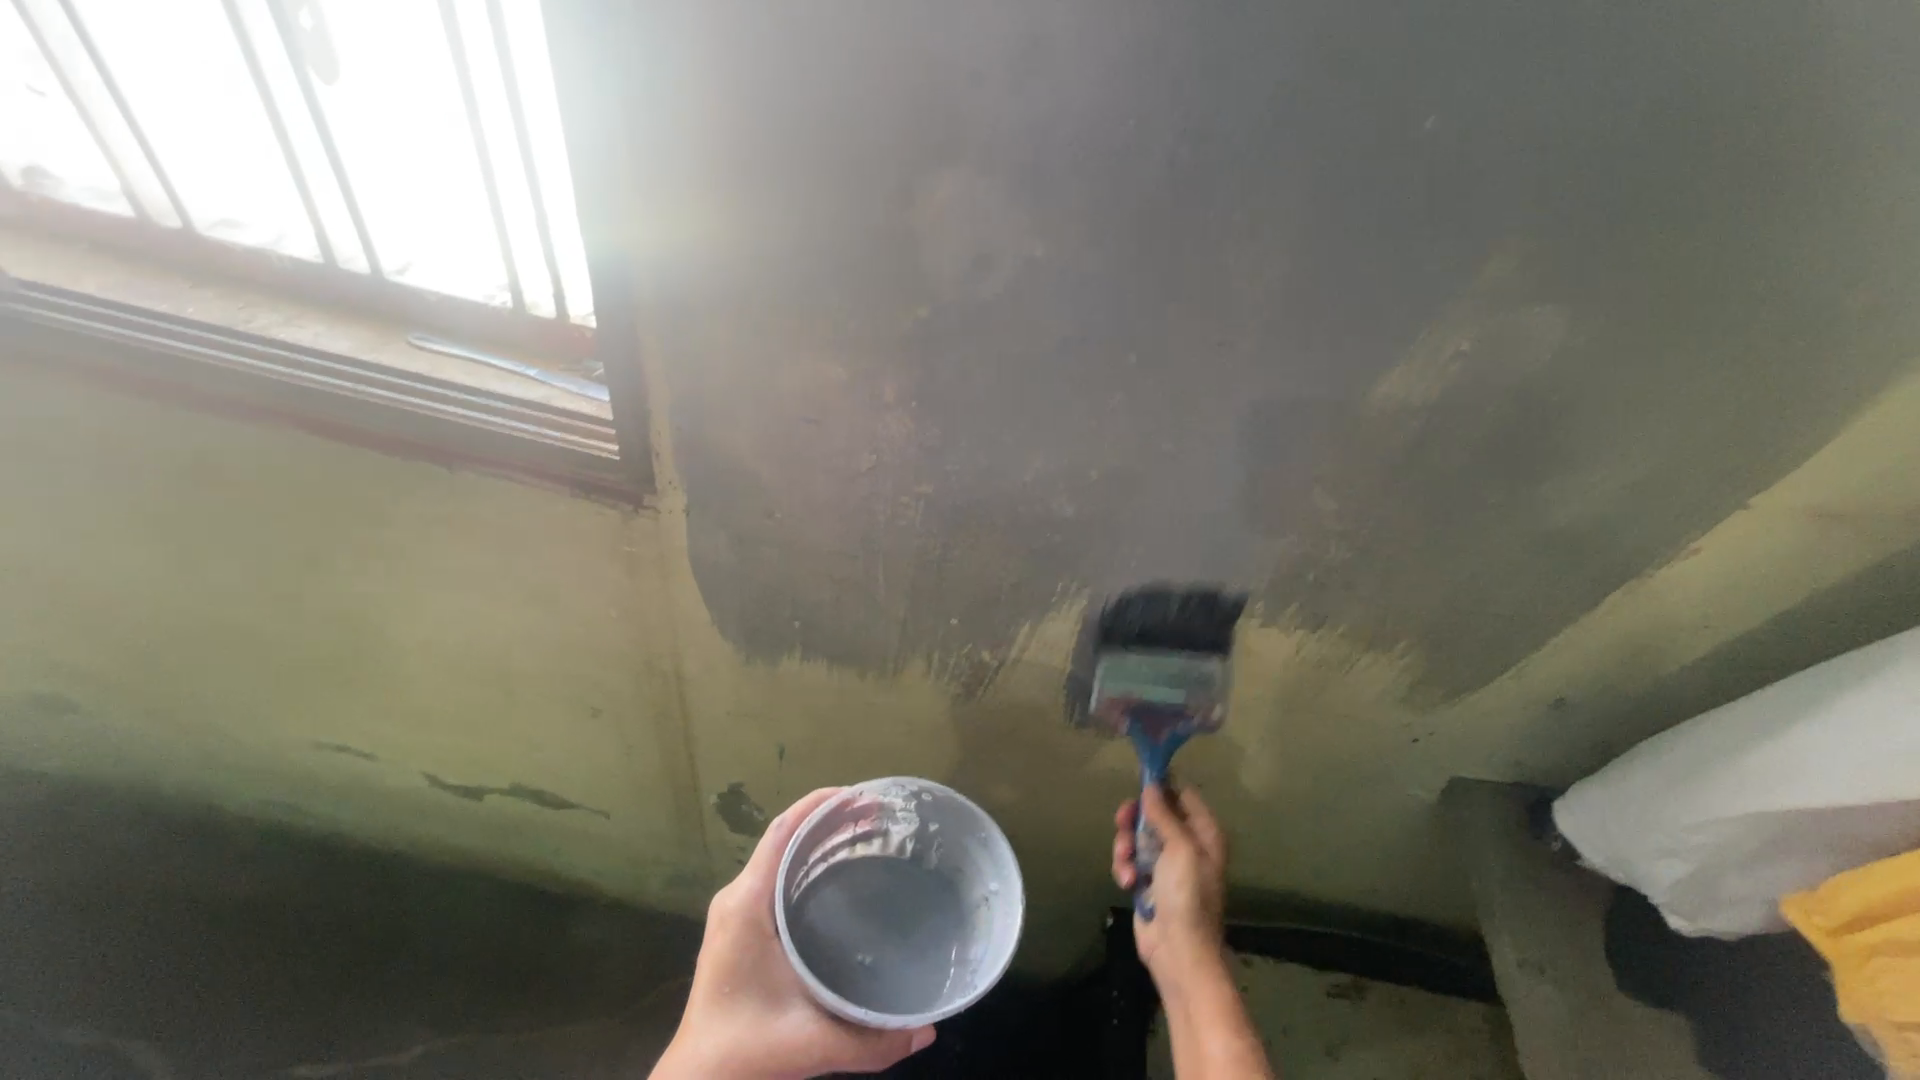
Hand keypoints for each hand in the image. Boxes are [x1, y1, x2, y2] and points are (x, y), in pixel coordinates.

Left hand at [652, 788, 936, 1078]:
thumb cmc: (746, 1049)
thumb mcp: (812, 1044)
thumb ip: (871, 1041)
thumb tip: (926, 1030)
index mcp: (747, 904)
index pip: (782, 832)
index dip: (820, 804)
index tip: (863, 796)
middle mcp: (738, 898)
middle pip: (785, 837)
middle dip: (830, 819)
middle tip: (880, 817)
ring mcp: (735, 912)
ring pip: (779, 856)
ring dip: (818, 840)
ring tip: (866, 837)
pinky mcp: (739, 928)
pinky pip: (775, 877)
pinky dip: (806, 864)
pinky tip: (838, 880)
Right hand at [1111, 784, 1229, 989]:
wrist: (1178, 950)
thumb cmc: (1187, 895)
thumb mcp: (1180, 849)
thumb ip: (1164, 814)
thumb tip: (1151, 785)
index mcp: (1204, 833)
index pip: (1183, 794)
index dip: (1161, 787)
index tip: (1138, 784)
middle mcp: (1186, 843)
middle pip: (1153, 813)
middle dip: (1135, 820)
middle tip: (1122, 823)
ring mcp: (1165, 863)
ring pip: (1136, 836)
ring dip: (1126, 848)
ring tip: (1127, 867)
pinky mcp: (1147, 880)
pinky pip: (1129, 860)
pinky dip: (1124, 868)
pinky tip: (1128, 883)